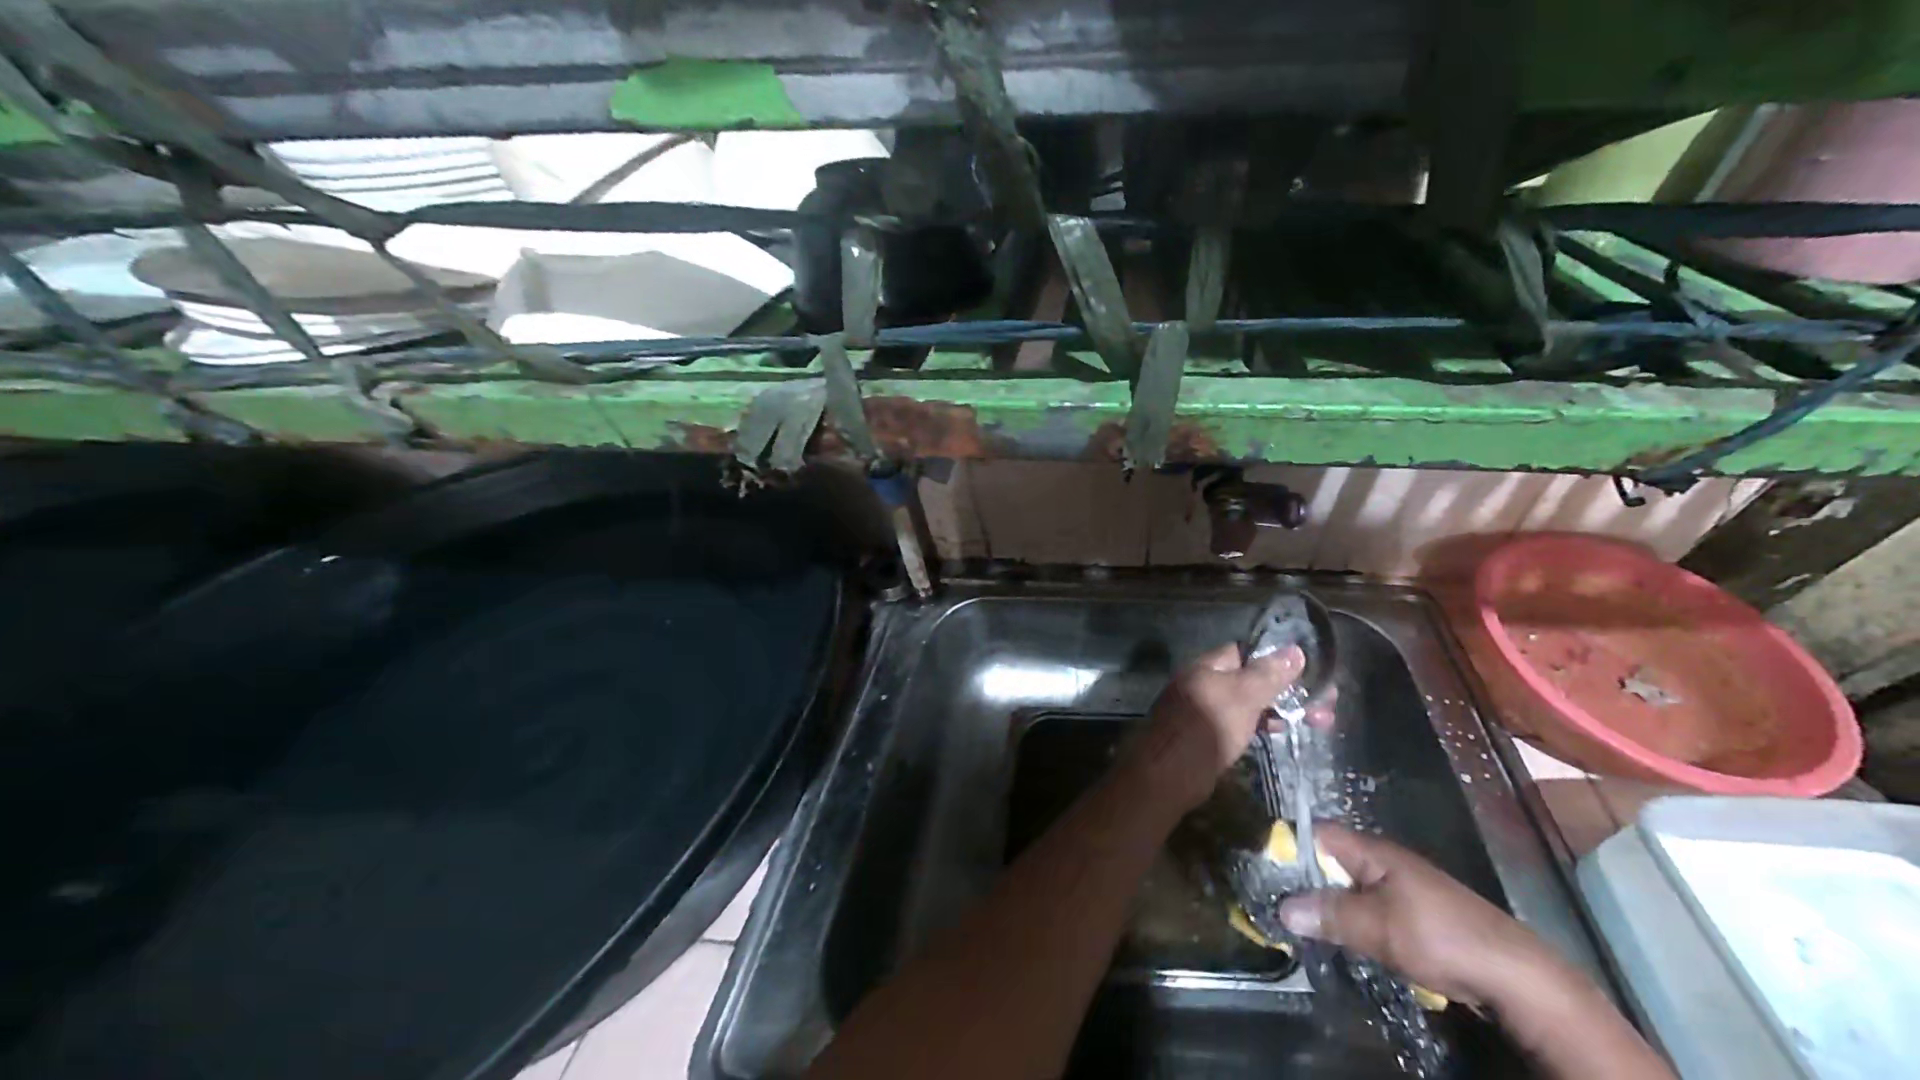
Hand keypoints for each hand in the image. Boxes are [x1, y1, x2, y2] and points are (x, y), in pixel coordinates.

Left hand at [1123, 643, 1304, 811]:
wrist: (1169, 773)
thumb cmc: (1207, 726)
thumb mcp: (1243, 696)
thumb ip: (1268, 674)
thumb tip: (1295, 651)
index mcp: (1208, 665)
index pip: (1247, 651)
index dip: (1278, 658)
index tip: (1310, 672)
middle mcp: (1205, 682)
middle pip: (1252, 678)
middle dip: (1288, 689)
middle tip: (1325, 706)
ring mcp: (1204, 709)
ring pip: (1248, 702)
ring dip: (1279, 708)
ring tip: (1316, 721)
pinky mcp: (1207, 734)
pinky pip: (1239, 722)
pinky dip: (1260, 724)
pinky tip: (1278, 732)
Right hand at [1277, 824, 1573, 1008]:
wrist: (1517, 976)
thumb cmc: (1442, 937)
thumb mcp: (1379, 927)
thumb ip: (1330, 914)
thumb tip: (1282, 907)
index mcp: (1374, 852)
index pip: (1317, 833)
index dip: (1288, 843)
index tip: (1262, 865)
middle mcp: (1384, 861)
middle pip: (1330, 860)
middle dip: (1302, 877)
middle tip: (1274, 899)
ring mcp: (1401, 888)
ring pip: (1348, 886)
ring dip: (1326, 901)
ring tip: (1299, 920)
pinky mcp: (1413, 914)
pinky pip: (1367, 906)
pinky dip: (1348, 917)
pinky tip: (1339, 935)